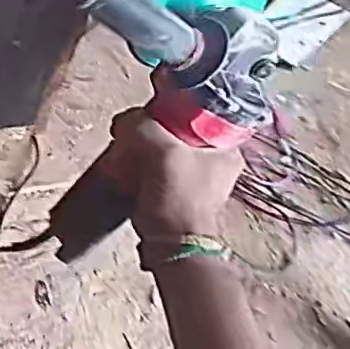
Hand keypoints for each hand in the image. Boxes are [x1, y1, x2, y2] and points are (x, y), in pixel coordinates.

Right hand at [101, 108, 242, 237]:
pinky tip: (125, 169)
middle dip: (148, 129)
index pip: (200, 109)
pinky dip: (138, 163)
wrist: (171, 244)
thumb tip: (125, 121)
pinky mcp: (174, 189)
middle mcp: (214, 157)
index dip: (172, 104)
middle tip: (131, 134)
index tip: (148, 110)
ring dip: (139, 147)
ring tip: (124, 153)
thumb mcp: (161, 152)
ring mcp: (194, 175)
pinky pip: (153, 164)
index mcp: (225, 146)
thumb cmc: (177, 197)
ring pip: (161, 146)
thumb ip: (142, 126)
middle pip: (175, 128)